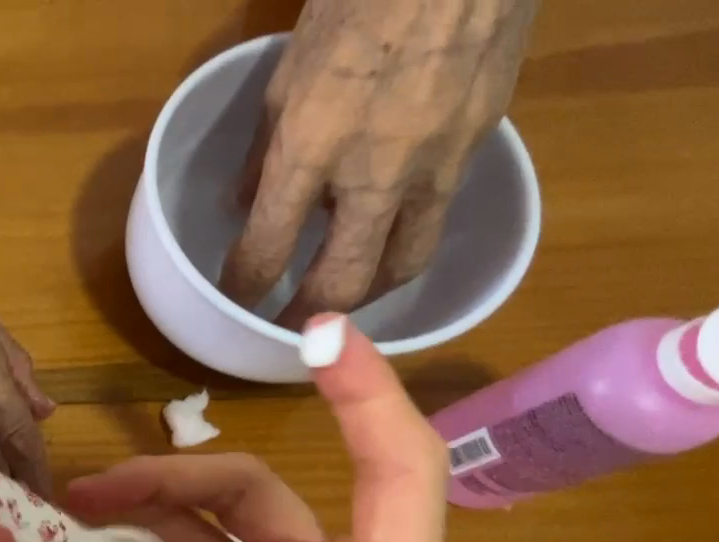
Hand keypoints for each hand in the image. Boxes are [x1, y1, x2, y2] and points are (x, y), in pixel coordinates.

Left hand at [222, 0, 537, 324]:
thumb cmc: (356, 4)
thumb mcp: (282, 82)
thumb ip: (260, 155)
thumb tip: (239, 207)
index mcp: (310, 153)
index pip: (265, 252)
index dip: (244, 289)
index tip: (235, 302)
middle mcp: (376, 172)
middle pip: (346, 280)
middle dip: (311, 316)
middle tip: (290, 331)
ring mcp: (439, 160)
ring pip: (407, 259)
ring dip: (370, 292)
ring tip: (343, 300)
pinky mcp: (483, 141)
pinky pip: (442, 212)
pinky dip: (408, 239)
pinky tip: (387, 237)